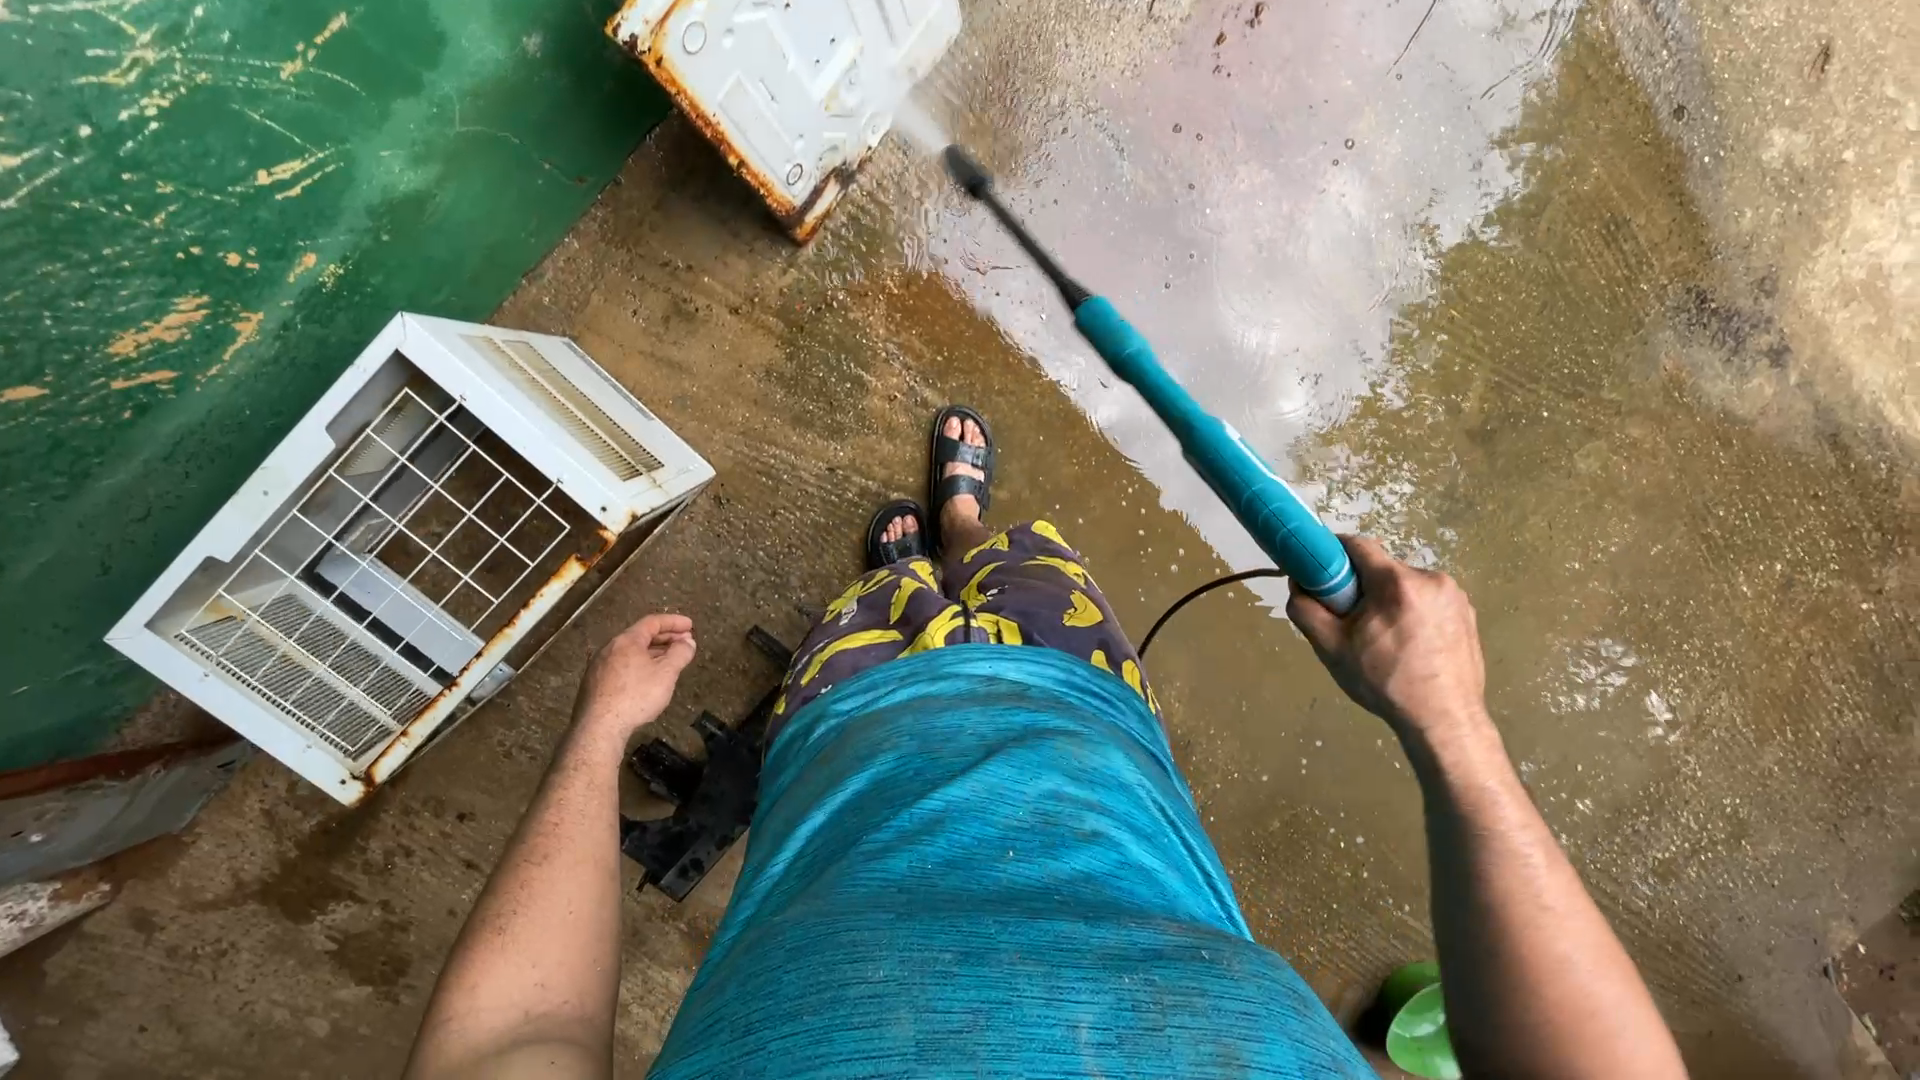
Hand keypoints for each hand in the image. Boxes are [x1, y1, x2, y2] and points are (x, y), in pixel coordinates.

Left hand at [572, 614, 696, 737]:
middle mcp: (609, 648)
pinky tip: (646, 679)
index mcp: (626, 641)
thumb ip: (680, 654)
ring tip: (668, 661)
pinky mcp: (593, 684)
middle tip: (684, 643)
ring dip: (652, 653)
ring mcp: (598, 666)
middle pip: (640, 636)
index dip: (674, 622)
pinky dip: (638, 665)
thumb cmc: (636, 696)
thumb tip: (688, 642)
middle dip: (665, 638)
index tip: (690, 626)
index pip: (652, 622)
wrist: (599, 728)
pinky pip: (621, 666)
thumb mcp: (666, 673)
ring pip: (630, 652)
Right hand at [1286, 535, 1487, 739]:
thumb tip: (1298, 584)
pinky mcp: (1468, 614)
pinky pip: (1427, 600)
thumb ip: (1305, 608)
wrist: (1443, 720)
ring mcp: (1455, 596)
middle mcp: (1432, 579)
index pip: (1356, 545)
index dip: (1332, 553)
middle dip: (1360, 586)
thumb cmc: (1383, 682)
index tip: (1320, 574)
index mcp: (1397, 582)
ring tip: (1381, 639)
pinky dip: (1410, 613)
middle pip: (1381, 568)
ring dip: (1387, 600)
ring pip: (1404, 585)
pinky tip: (1407, 645)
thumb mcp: (1330, 647)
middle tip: (1350, 620)